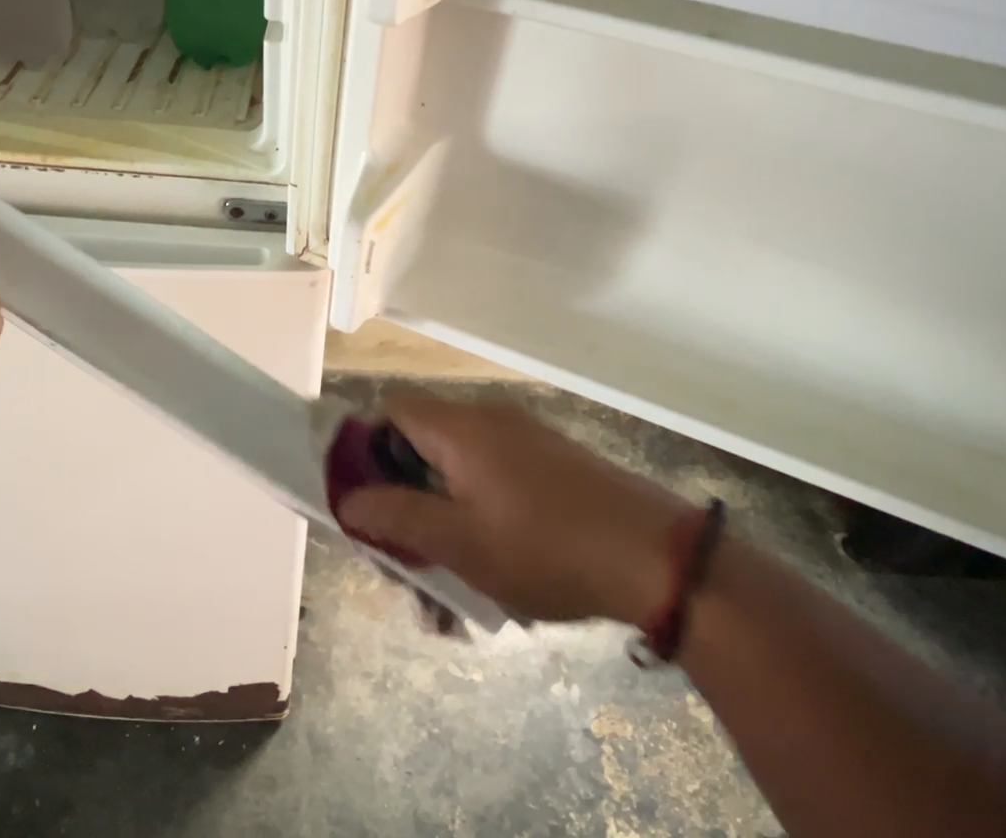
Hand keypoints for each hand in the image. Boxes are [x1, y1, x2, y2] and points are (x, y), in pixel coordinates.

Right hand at [337, 394, 694, 623]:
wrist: (658, 558)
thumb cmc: (546, 547)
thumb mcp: (459, 542)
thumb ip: (397, 516)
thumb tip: (348, 498)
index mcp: (461, 428)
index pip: (392, 408)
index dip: (366, 448)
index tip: (365, 502)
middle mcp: (491, 422)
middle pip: (423, 448)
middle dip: (405, 506)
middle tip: (407, 565)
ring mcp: (528, 444)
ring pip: (461, 477)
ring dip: (444, 526)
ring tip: (450, 597)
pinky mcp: (556, 469)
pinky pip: (497, 487)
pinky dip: (481, 523)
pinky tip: (493, 578)